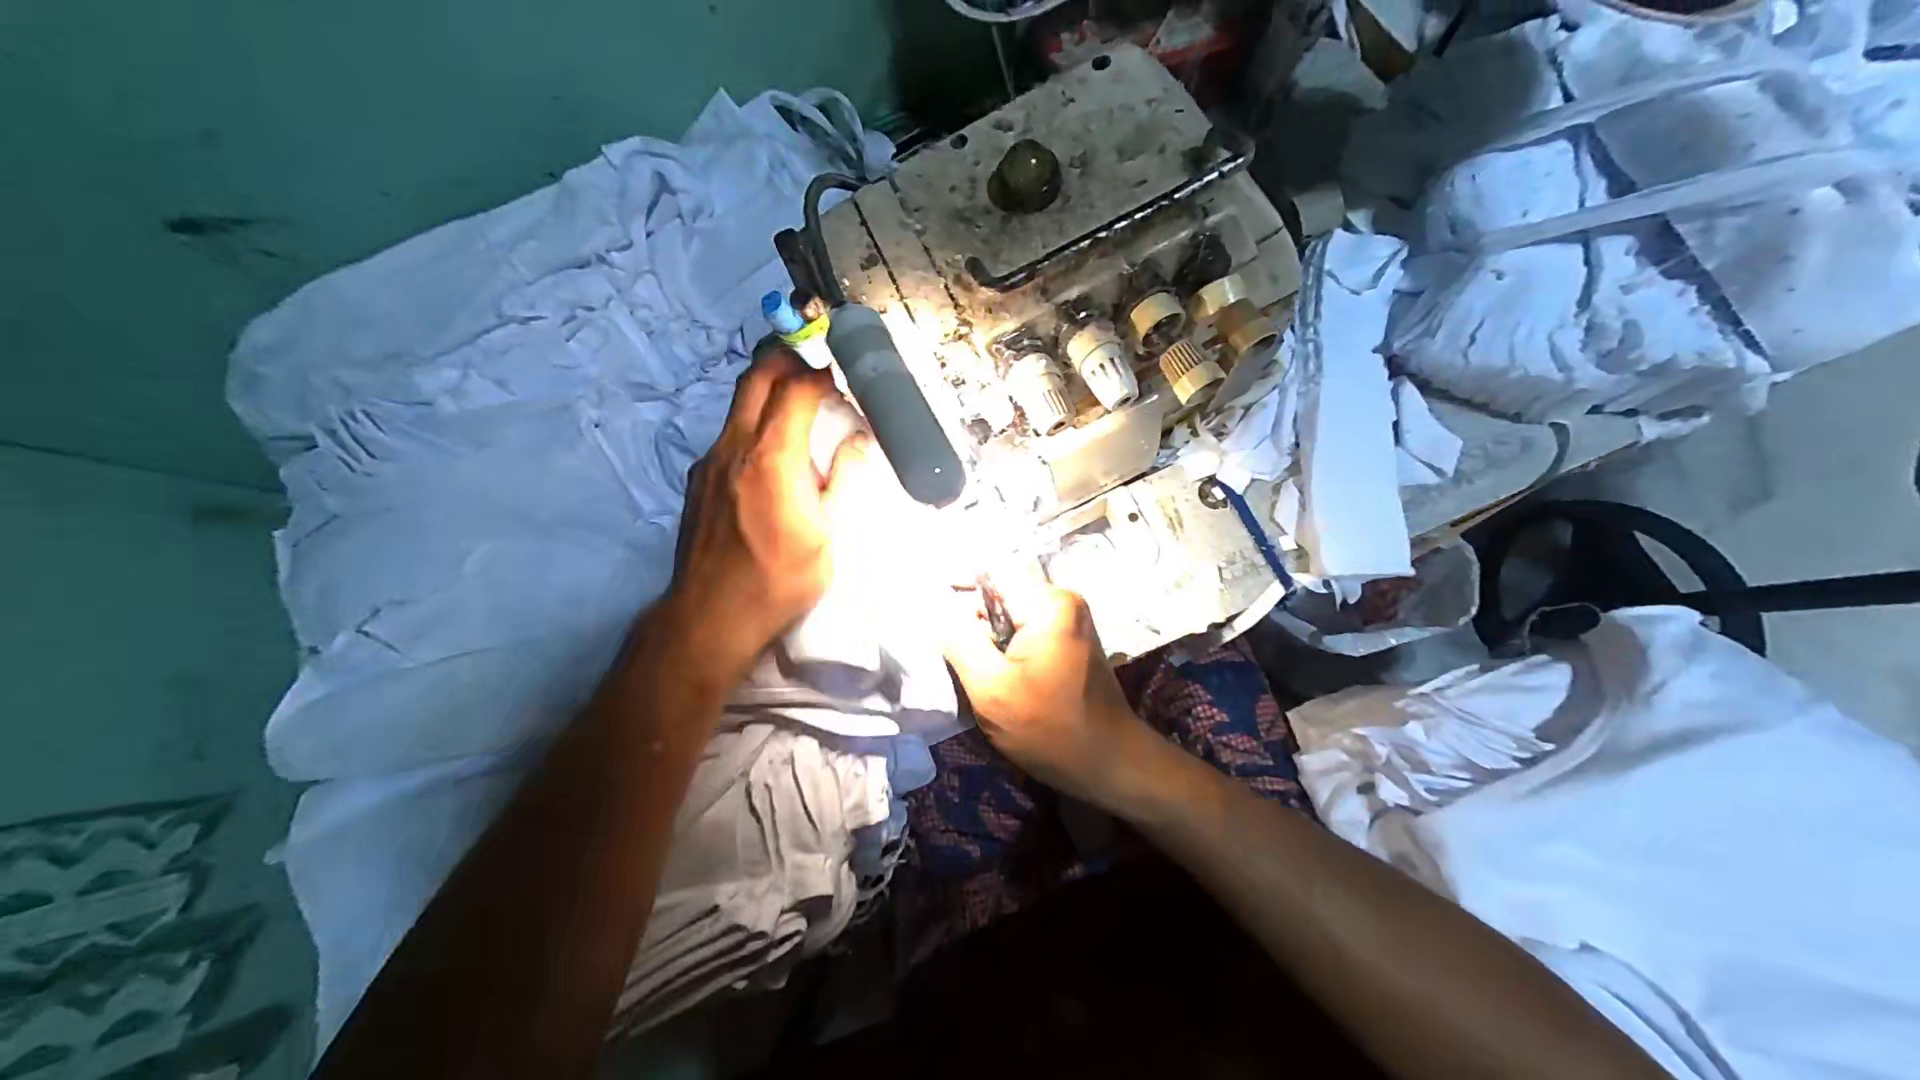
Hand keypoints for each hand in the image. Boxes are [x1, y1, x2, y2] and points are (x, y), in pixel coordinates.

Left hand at [659, 344, 863, 683]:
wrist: (710, 616)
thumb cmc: (778, 582)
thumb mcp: (826, 538)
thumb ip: (841, 483)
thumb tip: (858, 442)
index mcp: (771, 459)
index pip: (795, 390)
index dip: (821, 372)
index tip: (842, 371)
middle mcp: (734, 449)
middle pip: (757, 379)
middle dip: (787, 358)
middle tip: (816, 360)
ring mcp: (710, 462)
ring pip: (739, 404)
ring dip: (769, 390)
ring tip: (798, 401)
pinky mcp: (699, 480)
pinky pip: (729, 433)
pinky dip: (754, 422)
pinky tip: (772, 450)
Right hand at [941, 582, 1162, 809]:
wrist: (1110, 763)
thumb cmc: (1049, 729)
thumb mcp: (991, 688)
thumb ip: (958, 640)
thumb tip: (932, 605)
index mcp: (1047, 603)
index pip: (988, 571)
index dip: (954, 585)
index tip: (926, 608)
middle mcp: (1062, 600)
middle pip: (999, 590)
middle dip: (967, 611)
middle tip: (941, 641)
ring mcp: (1069, 619)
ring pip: (1009, 610)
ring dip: (983, 630)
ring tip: (958, 654)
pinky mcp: (1068, 640)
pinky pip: (1024, 626)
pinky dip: (1002, 641)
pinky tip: (987, 665)